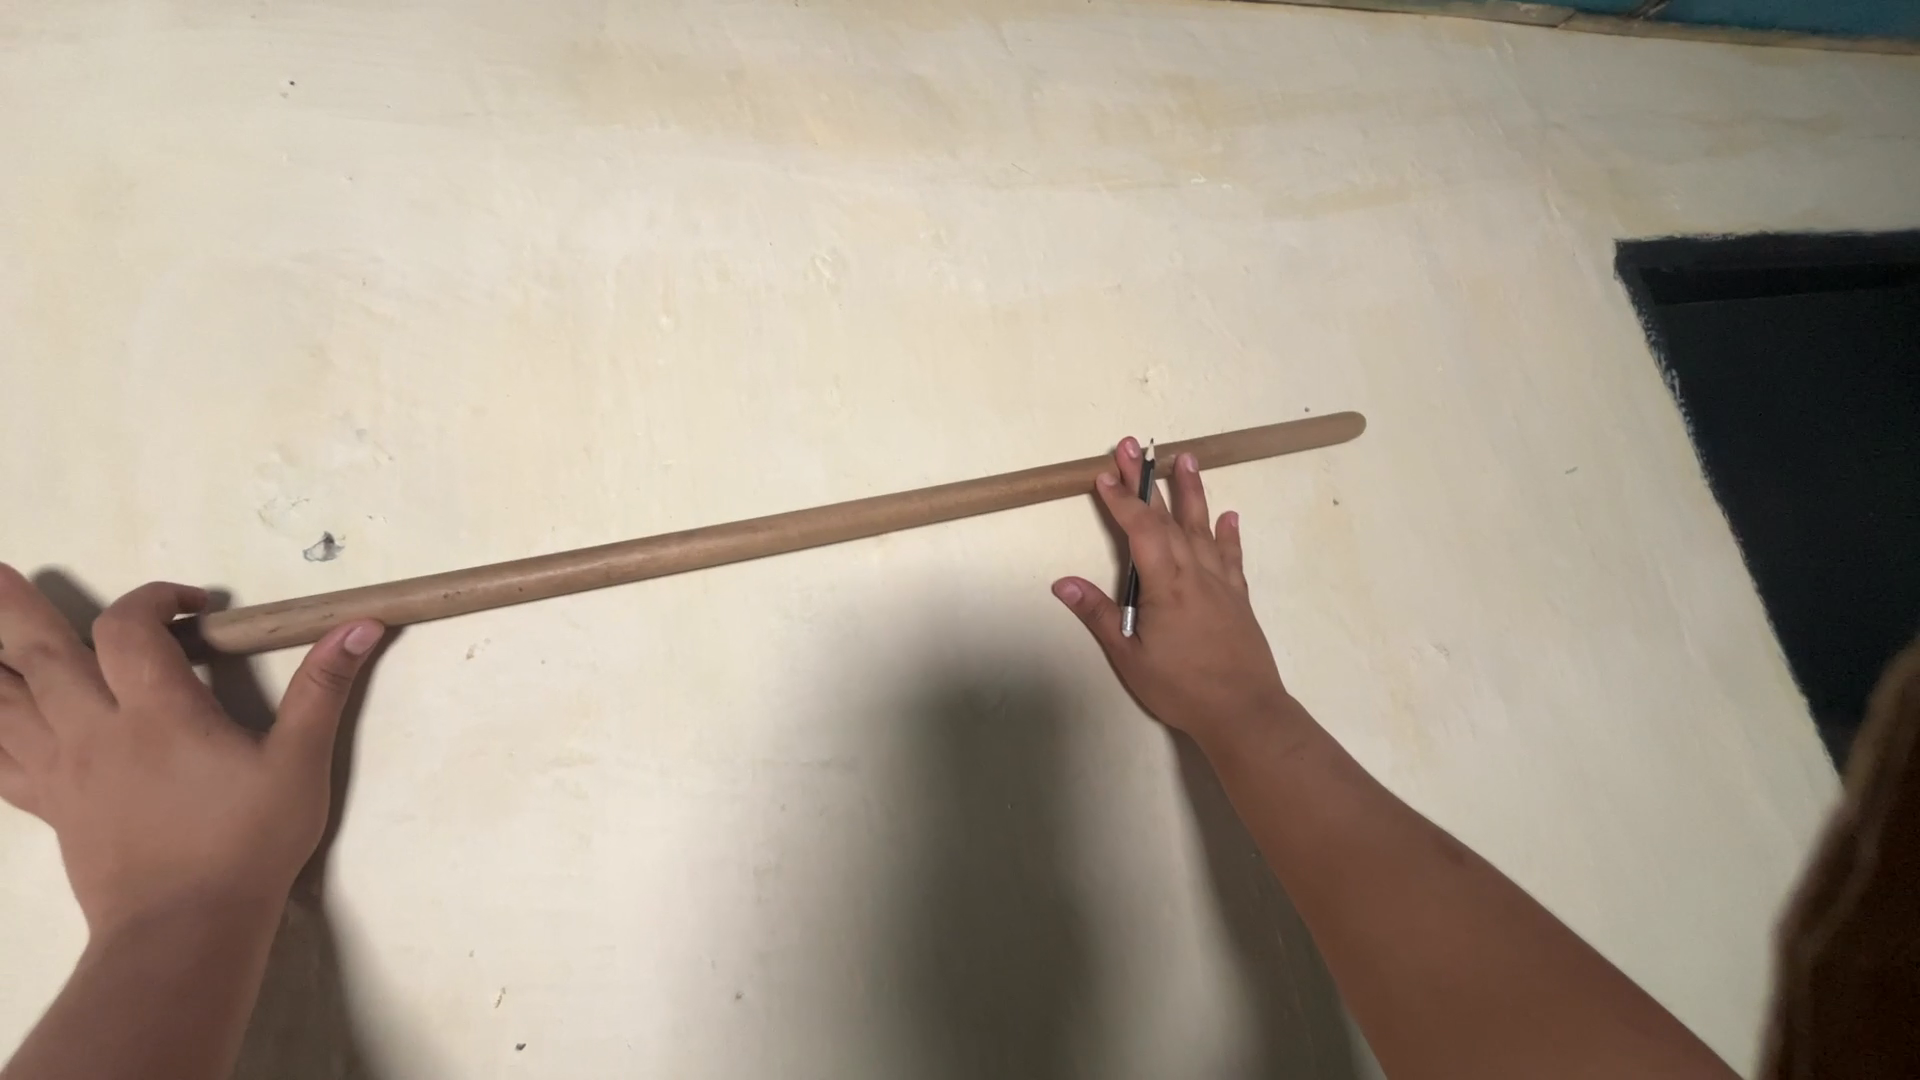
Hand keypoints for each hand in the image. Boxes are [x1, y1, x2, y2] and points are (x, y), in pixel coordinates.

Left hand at [0, 565, 383, 935]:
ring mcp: (60, 769)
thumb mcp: (301, 757)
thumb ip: (324, 687)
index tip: (197, 603)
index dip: (155, 600)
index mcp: (160, 713)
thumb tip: (361, 626)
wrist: (186, 920)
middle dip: (14, 608)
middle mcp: (95, 730)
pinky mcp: (47, 802)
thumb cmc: (250, 835)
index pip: (133, 632)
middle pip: (38, 656)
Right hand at [1052, 437, 1304, 751]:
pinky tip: (1229, 516)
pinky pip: (1231, 555)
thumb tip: (1061, 582)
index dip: (1120, 500)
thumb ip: (1097, 614)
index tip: (1104, 474)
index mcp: (1166, 583)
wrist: (1244, 712)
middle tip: (1132, 446)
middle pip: (1168, 516)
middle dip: (1146, 480)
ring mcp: (1220, 581)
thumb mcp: (1129, 655)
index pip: (1139, 529)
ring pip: (1203, 526)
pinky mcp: (1238, 596)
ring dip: (1192, 490)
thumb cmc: (1181, 686)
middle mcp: (1195, 571)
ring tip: (1186, 458)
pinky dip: (1227, 533)